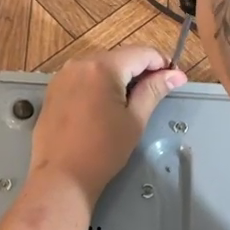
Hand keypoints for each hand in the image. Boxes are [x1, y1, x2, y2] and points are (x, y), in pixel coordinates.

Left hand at [30, 46, 185, 202]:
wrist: (62, 176)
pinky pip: (83, 78)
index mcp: (103, 68)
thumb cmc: (102, 151)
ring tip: (131, 103)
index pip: (141, 53)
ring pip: (100, 67)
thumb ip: (154, 91)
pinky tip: (105, 108)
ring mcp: (63, 76)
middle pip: (119, 57)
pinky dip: (99, 85)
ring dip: (119, 78)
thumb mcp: (134, 120)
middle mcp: (80, 64)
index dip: (162, 63)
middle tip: (155, 93)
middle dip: (140, 70)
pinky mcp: (54, 91)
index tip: (174, 78)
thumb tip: (175, 75)